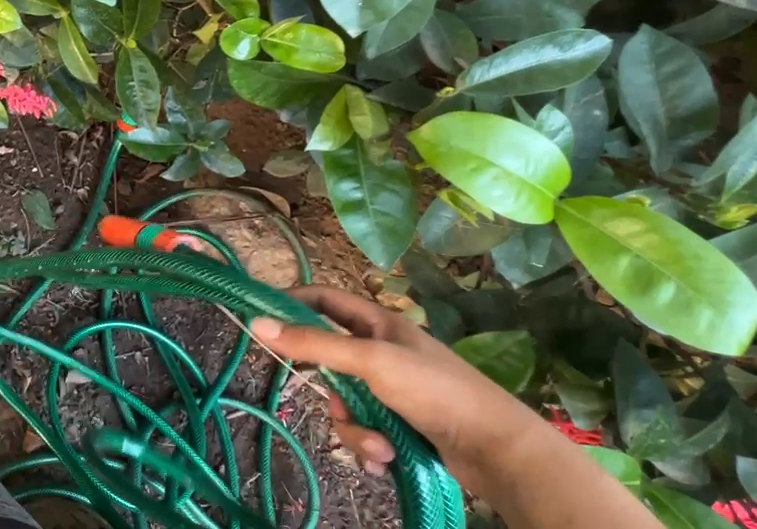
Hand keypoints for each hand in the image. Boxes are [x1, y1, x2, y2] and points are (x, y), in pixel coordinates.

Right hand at [249, 286, 544, 494]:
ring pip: (345, 401)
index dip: (292, 302)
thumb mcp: (368, 361)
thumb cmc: (434, 390)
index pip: (323, 298)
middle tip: (334, 402)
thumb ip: (312, 344)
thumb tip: (255, 323)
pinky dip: (369, 446)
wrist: (501, 452)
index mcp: (377, 323)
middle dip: (330, 389)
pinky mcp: (402, 424)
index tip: (262, 318)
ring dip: (354, 427)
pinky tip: (386, 459)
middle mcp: (382, 351)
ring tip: (378, 446)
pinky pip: (364, 428)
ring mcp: (393, 390)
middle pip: (328, 359)